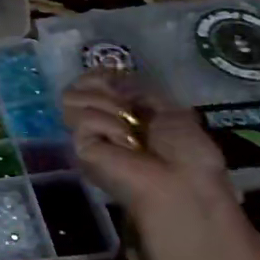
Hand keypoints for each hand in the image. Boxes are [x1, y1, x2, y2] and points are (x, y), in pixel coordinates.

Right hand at [61, 71, 231, 224]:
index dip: (100, 75)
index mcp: (121, 114)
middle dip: (102, 88)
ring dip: (106, 104)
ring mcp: (86, 135)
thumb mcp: (169, 110)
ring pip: (73, 98)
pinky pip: (83, 120)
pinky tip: (123, 142)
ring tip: (128, 124)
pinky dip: (107, 124)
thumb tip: (109, 78)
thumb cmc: (186, 152)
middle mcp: (99, 123)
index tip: (115, 77)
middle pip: (77, 88)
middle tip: (126, 104)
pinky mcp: (79, 147)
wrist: (182, 183)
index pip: (92, 83)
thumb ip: (137, 91)